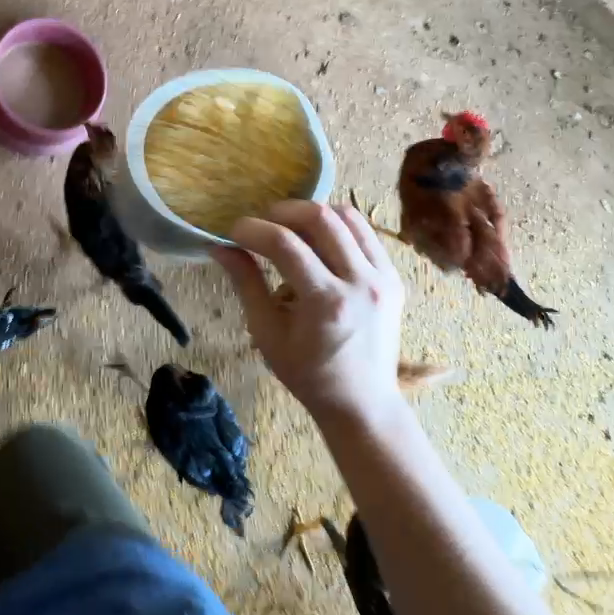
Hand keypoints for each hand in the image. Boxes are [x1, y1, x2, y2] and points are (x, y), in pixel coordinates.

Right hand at [210, 201, 405, 423]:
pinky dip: (338, 227)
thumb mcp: (267, 333)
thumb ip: (246, 284)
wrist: (362, 403)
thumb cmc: (307, 374)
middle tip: (261, 223)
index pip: (284, 244)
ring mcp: (383, 278)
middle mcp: (360, 283)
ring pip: (348, 218)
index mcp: (326, 302)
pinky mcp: (394, 278)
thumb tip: (220, 248)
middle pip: (321, 219)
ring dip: (313, 213)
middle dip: (283, 211)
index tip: (232, 232)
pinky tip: (318, 240)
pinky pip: (366, 234)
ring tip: (289, 227)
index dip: (252, 230)